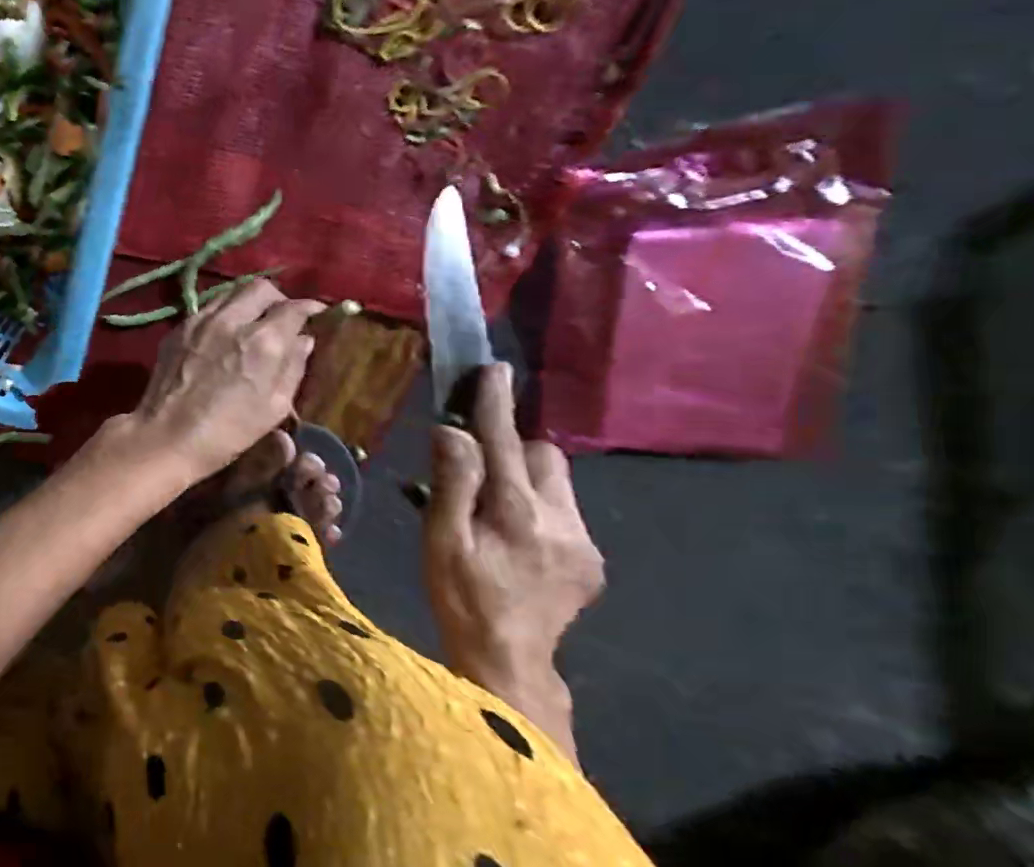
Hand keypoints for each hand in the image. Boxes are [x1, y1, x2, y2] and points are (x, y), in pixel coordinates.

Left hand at [132, 279, 326, 481]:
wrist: (167, 438)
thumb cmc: (229, 432)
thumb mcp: (274, 407)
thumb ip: (294, 367)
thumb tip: (304, 340)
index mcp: (264, 341)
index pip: (294, 307)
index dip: (310, 308)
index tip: (316, 315)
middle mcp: (234, 320)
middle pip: (262, 287)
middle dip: (279, 298)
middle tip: (282, 317)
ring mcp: (202, 319)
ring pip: (233, 291)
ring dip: (250, 301)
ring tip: (254, 321)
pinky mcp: (180, 327)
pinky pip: (211, 306)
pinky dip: (226, 312)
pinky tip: (226, 334)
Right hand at [424, 363, 602, 753]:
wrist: (509, 664)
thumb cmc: (462, 599)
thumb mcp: (441, 543)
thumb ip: (451, 484)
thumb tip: (453, 431)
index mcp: (515, 513)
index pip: (503, 441)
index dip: (495, 403)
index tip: (493, 368)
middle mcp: (559, 519)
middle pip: (542, 455)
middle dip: (513, 451)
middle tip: (484, 475)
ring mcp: (582, 541)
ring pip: (558, 482)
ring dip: (528, 482)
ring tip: (502, 513)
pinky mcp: (593, 560)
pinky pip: (567, 511)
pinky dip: (542, 510)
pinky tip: (523, 543)